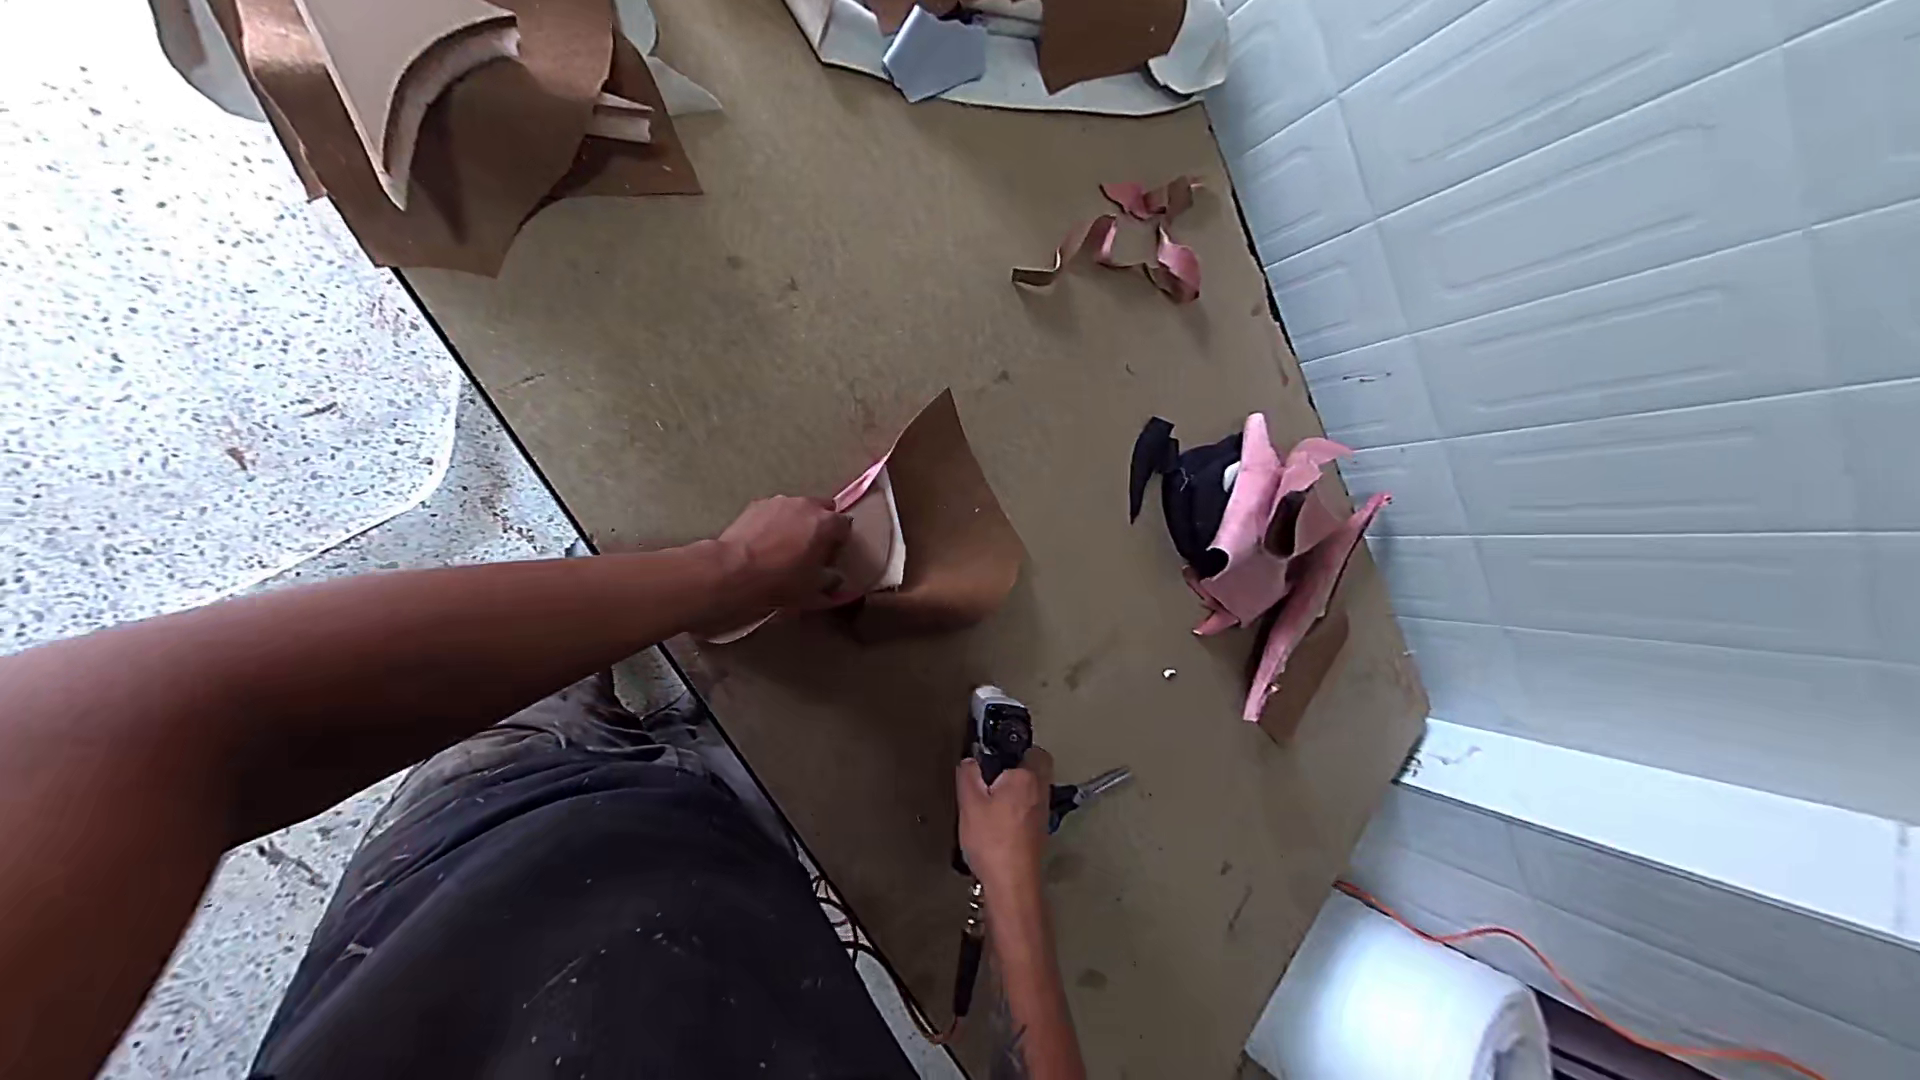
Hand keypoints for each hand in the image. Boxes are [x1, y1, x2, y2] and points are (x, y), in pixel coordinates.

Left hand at [704, 496, 851, 629]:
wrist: (734, 572)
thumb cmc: (780, 581)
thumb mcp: (815, 589)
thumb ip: (831, 579)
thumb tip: (834, 577)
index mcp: (827, 523)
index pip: (845, 525)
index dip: (840, 541)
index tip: (831, 556)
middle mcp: (806, 505)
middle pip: (823, 509)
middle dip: (822, 524)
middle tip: (812, 547)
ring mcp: (780, 502)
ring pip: (798, 507)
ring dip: (798, 521)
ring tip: (785, 544)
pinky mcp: (756, 505)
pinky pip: (775, 511)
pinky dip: (775, 522)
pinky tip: (765, 541)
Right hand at [957, 747, 1053, 896]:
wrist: (1012, 885)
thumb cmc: (993, 841)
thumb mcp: (969, 802)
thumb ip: (968, 773)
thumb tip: (971, 761)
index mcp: (1027, 777)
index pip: (1032, 749)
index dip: (1014, 749)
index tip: (995, 754)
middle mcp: (1041, 792)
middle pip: (1037, 768)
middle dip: (1018, 768)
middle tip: (996, 773)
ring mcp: (1043, 814)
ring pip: (1034, 790)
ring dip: (1018, 790)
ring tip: (993, 798)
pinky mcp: (1040, 833)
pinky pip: (1030, 809)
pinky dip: (1018, 810)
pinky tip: (999, 822)